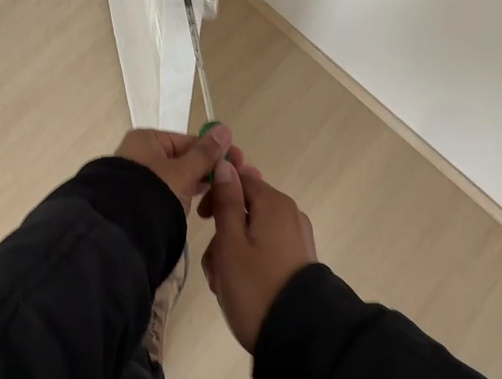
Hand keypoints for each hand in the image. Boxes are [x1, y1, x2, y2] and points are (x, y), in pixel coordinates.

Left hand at [114, 125, 236, 204]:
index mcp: (148, 139)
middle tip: (236, 180)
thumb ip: (206, 153)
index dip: (215, 150)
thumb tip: (225, 129)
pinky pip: (170, 191)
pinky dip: (186, 195)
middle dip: (210, 168)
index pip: (189, 140)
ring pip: (178, 176)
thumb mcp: (184, 171)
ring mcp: (140, 176)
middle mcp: (141, 153)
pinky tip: (203, 204)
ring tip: (223, 194)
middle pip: (184, 158)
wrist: (122, 231)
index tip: (240, 161)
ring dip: (200, 183)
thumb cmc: (154, 192)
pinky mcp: (141, 198)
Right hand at [200, 160, 317, 351]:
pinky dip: (249, 262)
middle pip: (246, 208)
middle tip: (211, 262)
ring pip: (254, 232)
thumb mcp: (231, 243)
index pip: (240, 178)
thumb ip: (226, 201)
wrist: (301, 337)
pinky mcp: (299, 261)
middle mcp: (289, 214)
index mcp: (273, 203)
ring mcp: (297, 238)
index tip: (201, 217)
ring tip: (221, 283)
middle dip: (223, 232)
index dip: (216, 193)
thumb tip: (225, 165)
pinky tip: (238, 287)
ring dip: (232, 251)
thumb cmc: (256, 285)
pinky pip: (267, 249)